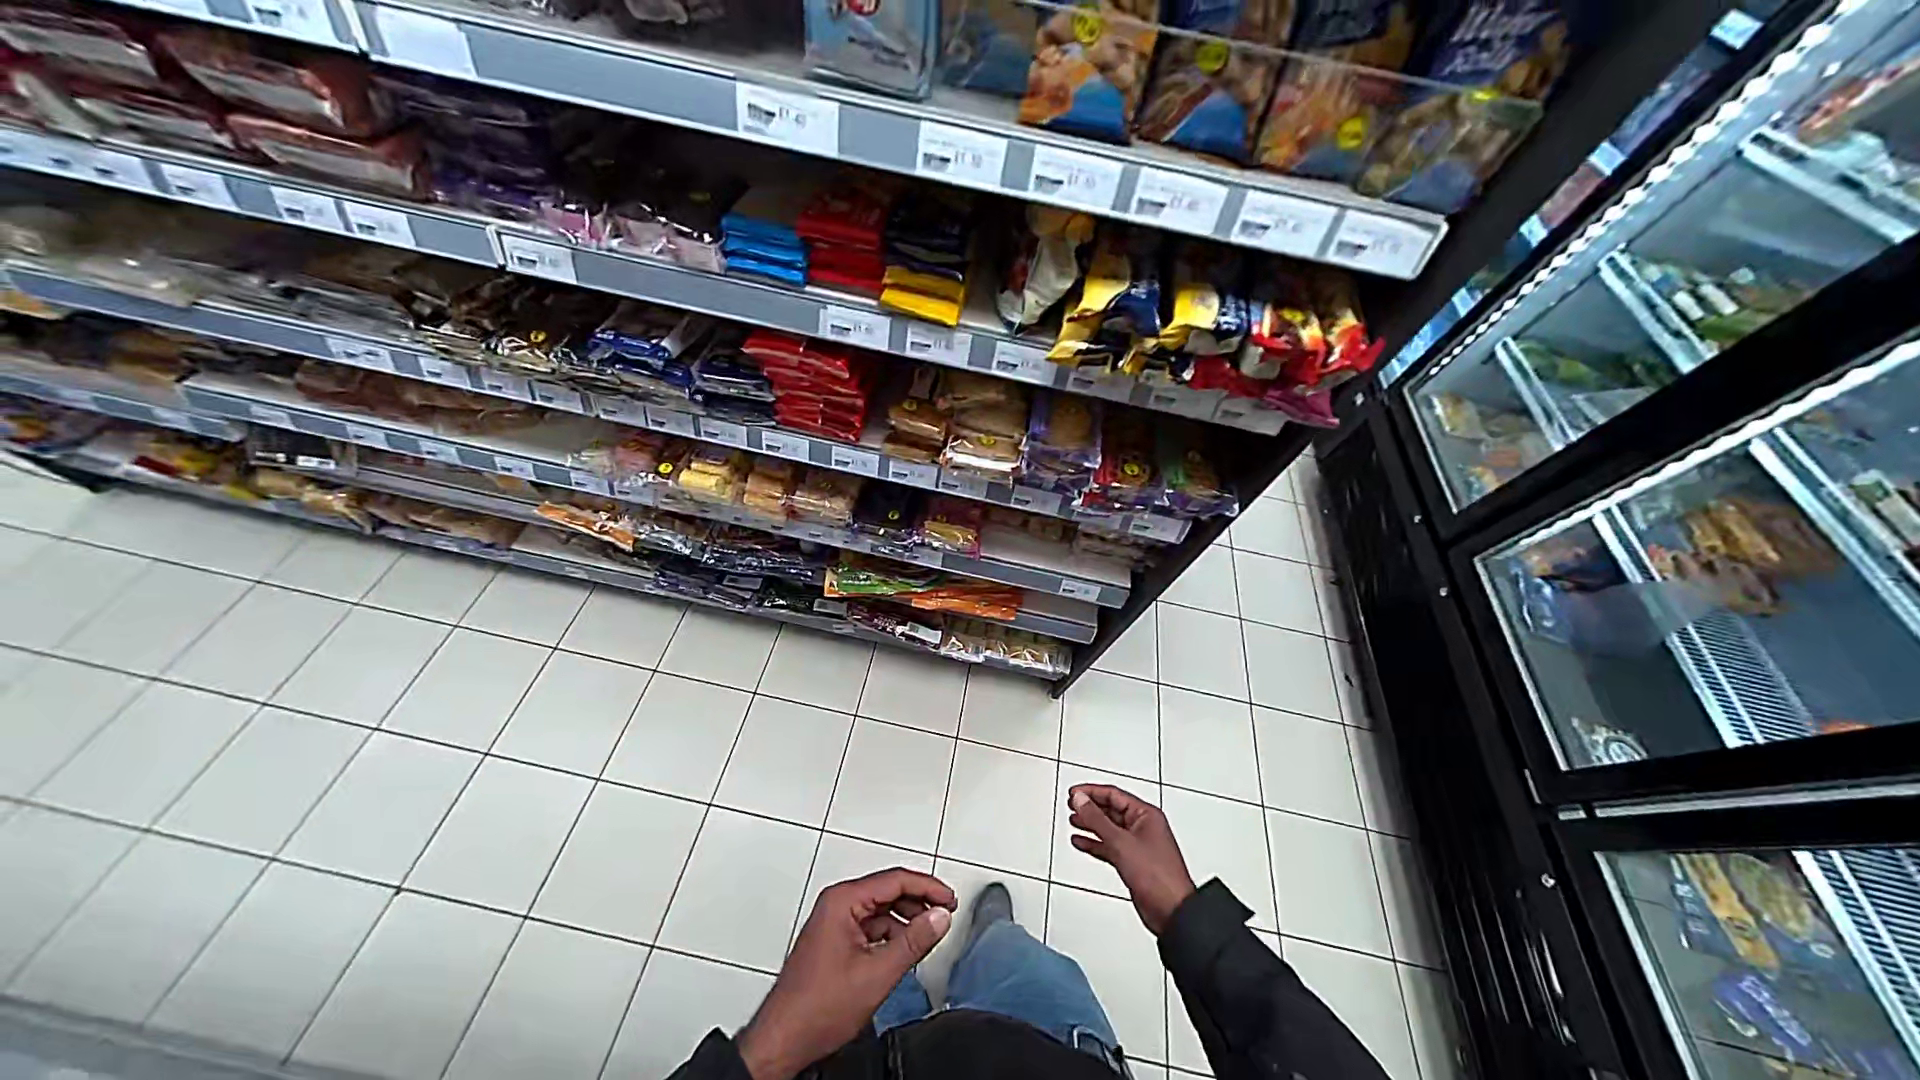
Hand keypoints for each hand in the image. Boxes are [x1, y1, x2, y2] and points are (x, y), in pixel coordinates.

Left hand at [735, 868, 956, 1079]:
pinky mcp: (836, 939)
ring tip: (927, 934)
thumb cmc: (814, 1009)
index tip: (948, 899)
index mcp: (843, 901)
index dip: (928, 888)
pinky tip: (903, 950)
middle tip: (943, 913)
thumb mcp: (877, 973)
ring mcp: (835, 921)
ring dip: (906, 920)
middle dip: (919, 902)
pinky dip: (891, 935)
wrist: (784, 1040)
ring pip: (881, 909)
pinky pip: (871, 926)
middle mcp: (836, 905)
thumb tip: (938, 917)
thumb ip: (913, 942)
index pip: (895, 880)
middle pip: (888, 891)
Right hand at [1067, 784, 1196, 935]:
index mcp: (1146, 816)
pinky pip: (1109, 846)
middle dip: (1090, 807)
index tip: (1074, 793)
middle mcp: (1143, 828)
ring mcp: (1138, 846)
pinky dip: (1095, 843)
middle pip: (1111, 810)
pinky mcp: (1133, 863)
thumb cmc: (1159, 877)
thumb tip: (1081, 799)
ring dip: (1091, 824)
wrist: (1171, 912)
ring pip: (1109, 828)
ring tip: (1074, 820)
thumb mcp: (1121, 841)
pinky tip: (1082, 842)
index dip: (1091, 792)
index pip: (1114, 794)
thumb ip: (1097, 819)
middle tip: (1072, 804)